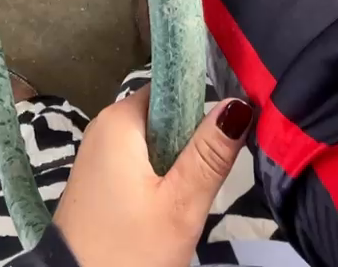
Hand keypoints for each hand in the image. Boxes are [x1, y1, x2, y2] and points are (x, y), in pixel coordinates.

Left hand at [51, 90, 253, 266]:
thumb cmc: (130, 250)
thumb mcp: (180, 204)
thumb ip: (209, 153)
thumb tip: (239, 102)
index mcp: (120, 118)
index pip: (172, 89)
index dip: (202, 106)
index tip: (224, 138)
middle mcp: (105, 124)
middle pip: (164, 117)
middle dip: (190, 144)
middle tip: (204, 182)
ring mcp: (99, 152)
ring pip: (154, 143)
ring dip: (176, 165)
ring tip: (189, 199)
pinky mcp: (98, 179)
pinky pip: (138, 162)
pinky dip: (158, 179)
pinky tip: (167, 208)